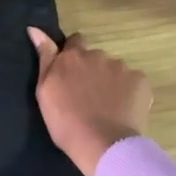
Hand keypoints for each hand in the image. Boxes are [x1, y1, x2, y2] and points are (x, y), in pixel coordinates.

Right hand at [28, 28, 152, 175]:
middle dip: (92, 69)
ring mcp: (121, 67)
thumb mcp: (45, 91)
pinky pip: (134, 81)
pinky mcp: (140, 81)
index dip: (74, 54)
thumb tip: (35, 29)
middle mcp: (97, 55)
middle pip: (95, 57)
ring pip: (115, 69)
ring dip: (110, 80)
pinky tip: (124, 110)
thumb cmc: (66, 122)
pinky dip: (130, 92)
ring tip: (108, 106)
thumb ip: (44, 57)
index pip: (75, 41)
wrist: (102, 145)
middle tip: (89, 95)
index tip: (72, 73)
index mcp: (72, 56)